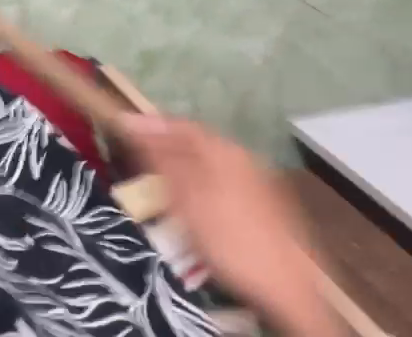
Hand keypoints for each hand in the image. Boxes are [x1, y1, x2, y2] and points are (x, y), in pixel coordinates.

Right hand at [123, 116, 336, 336]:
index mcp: (222, 148)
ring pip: (210, 162)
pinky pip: (224, 181)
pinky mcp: (267, 205)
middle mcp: (242, 156)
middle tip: (138, 160)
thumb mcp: (184, 195)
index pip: (177, 124)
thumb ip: (160, 156)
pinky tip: (196, 206)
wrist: (290, 290)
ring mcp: (258, 180)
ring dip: (184, 166)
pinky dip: (203, 185)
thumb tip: (133, 121)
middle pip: (195, 141)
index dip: (148, 125)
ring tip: (162, 185)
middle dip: (165, 146)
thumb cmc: (229, 239)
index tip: (121, 130)